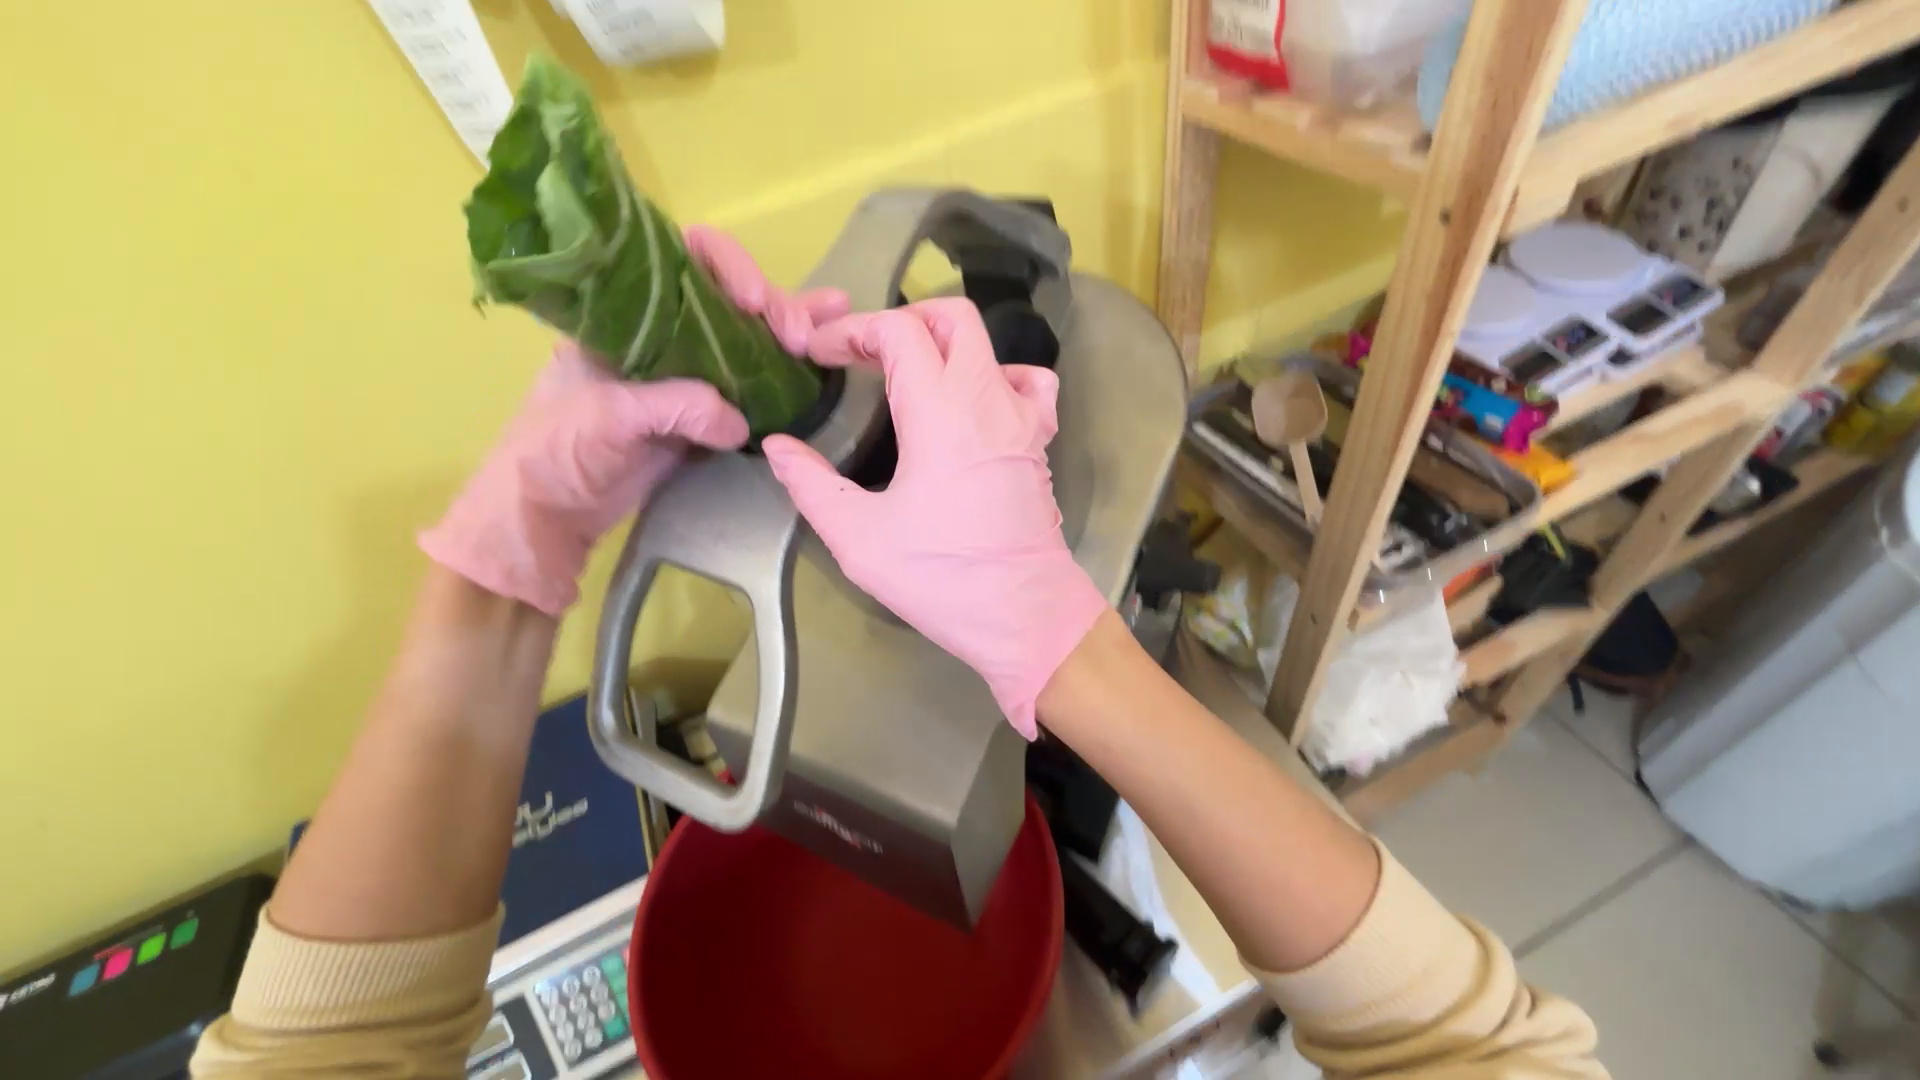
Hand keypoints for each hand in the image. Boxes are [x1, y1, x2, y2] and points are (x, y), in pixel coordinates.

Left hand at [422, 228, 847, 615]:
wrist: (549, 513)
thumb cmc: (555, 451)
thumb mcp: (607, 417)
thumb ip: (674, 407)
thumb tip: (740, 421)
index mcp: (625, 314)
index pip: (681, 262)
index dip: (724, 268)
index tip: (751, 302)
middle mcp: (662, 332)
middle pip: (726, 295)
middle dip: (770, 305)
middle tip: (801, 338)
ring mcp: (688, 371)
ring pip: (747, 333)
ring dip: (791, 321)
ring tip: (836, 316)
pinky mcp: (706, 411)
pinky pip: (752, 382)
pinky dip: (786, 370)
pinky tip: (823, 357)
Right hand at [761, 299, 1106, 737]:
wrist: (1025, 614)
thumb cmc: (943, 578)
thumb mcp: (860, 539)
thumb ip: (812, 485)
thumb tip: (779, 448)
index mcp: (940, 412)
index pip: (898, 331)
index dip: (853, 330)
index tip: (821, 353)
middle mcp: (987, 398)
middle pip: (951, 317)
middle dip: (901, 320)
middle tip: (863, 354)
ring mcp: (1022, 417)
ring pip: (989, 344)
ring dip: (945, 343)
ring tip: (910, 374)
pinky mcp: (1040, 442)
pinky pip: (1028, 383)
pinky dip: (996, 375)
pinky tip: (973, 403)